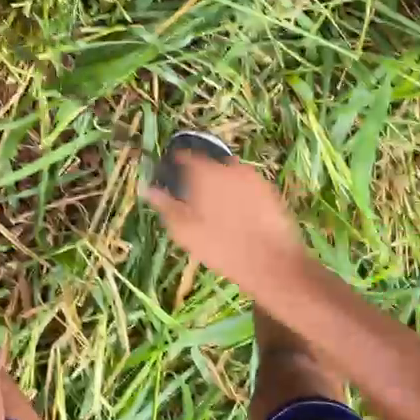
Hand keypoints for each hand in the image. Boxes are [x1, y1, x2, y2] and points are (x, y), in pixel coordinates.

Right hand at [142, 153, 313, 292]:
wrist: (271, 263)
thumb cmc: (221, 247)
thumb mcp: (185, 231)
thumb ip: (166, 206)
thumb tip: (148, 189)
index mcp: (206, 173)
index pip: (186, 156)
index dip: (177, 163)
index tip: (172, 174)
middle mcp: (230, 167)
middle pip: (210, 163)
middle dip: (201, 174)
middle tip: (195, 195)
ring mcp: (253, 177)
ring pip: (231, 173)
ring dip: (222, 182)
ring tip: (217, 205)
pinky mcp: (270, 189)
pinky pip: (248, 184)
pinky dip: (240, 191)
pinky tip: (238, 212)